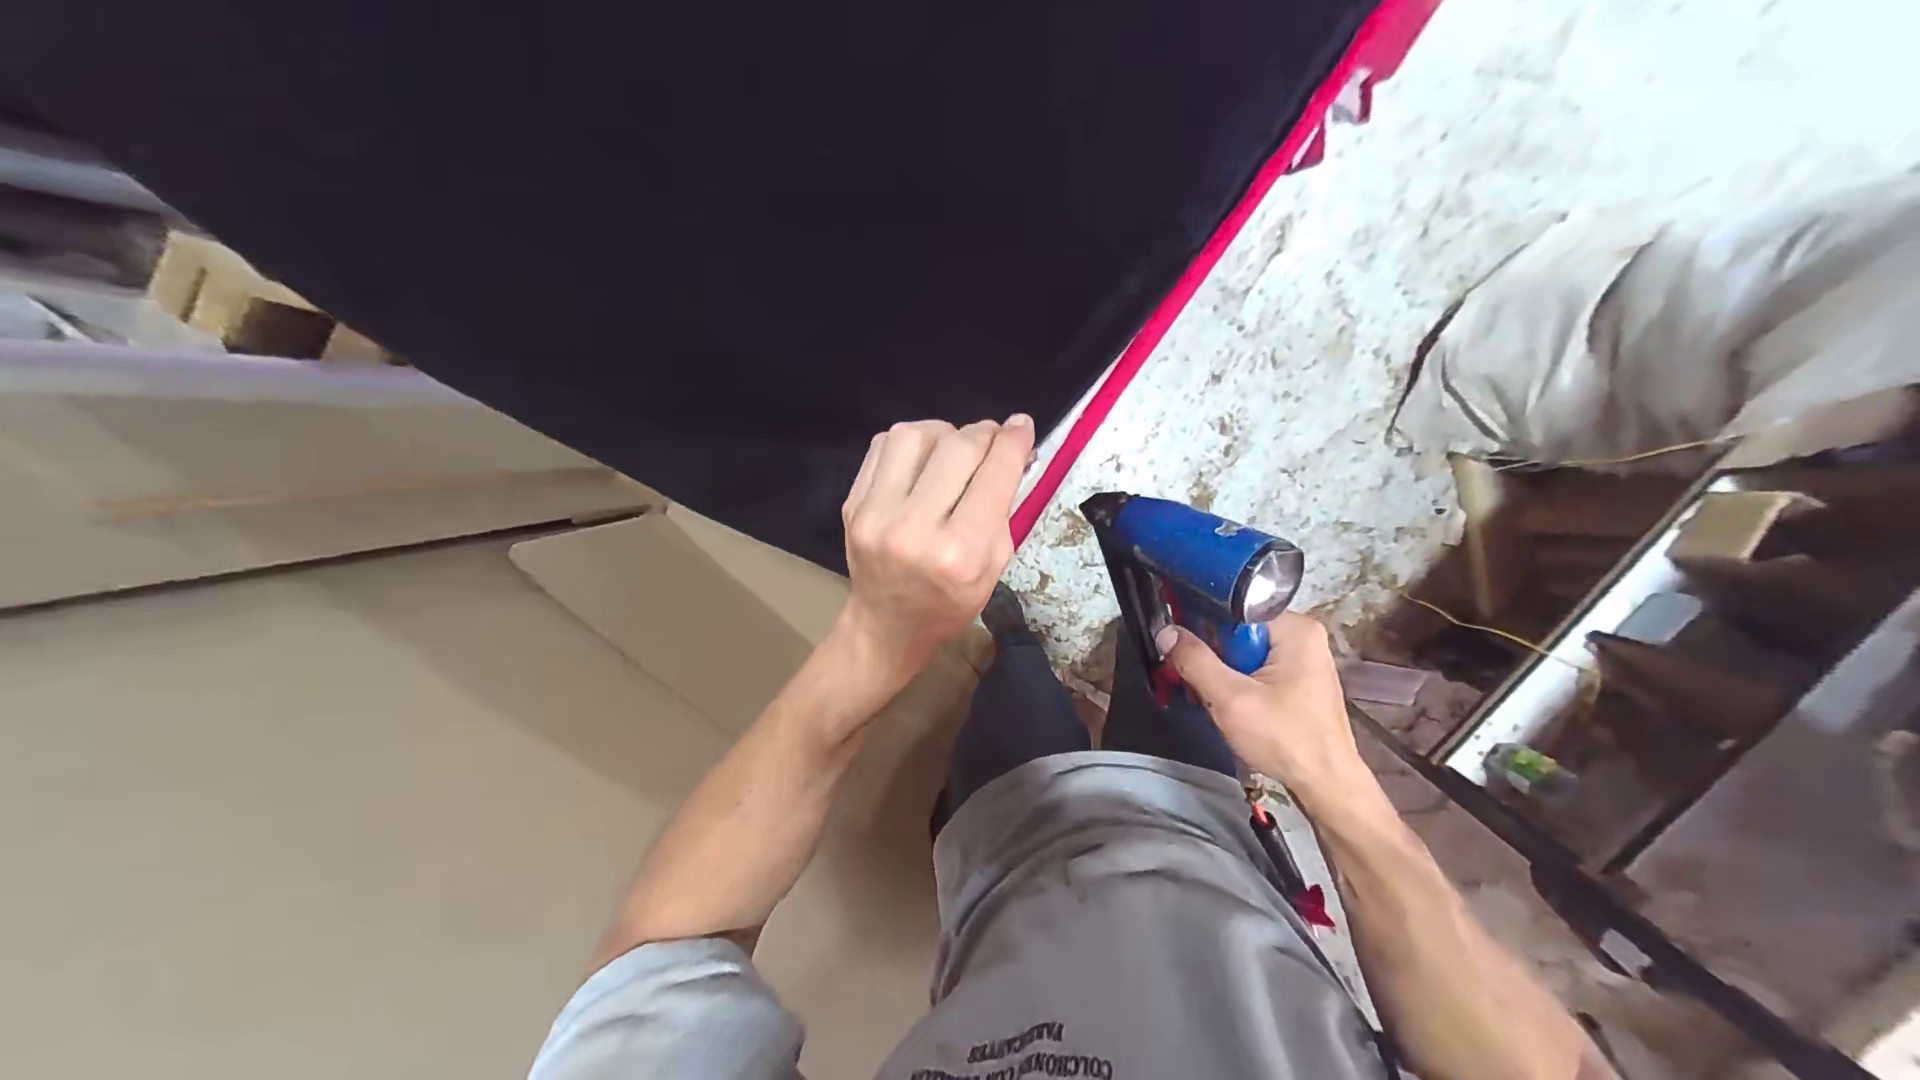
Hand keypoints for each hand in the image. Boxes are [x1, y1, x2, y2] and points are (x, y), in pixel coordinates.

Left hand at [835, 415, 1035, 684]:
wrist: (887, 623)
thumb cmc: (949, 601)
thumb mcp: (994, 568)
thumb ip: (1004, 509)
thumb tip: (1011, 450)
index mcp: (958, 554)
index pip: (993, 476)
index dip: (1014, 442)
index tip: (1022, 426)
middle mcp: (913, 529)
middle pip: (958, 447)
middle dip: (984, 434)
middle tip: (993, 439)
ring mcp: (875, 513)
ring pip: (916, 435)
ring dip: (945, 433)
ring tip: (955, 449)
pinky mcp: (853, 503)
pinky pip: (884, 445)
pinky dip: (912, 441)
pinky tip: (924, 457)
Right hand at [1157, 614, 1381, 818]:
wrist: (1326, 786)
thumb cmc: (1285, 739)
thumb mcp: (1230, 699)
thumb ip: (1194, 661)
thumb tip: (1165, 632)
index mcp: (1294, 627)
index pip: (1231, 608)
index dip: (1201, 626)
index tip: (1181, 648)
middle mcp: (1301, 634)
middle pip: (1234, 630)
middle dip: (1212, 657)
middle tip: (1200, 686)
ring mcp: (1301, 657)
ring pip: (1240, 652)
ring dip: (1221, 675)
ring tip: (1218, 701)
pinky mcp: (1296, 677)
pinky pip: (1253, 666)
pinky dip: (1236, 684)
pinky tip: (1232, 706)